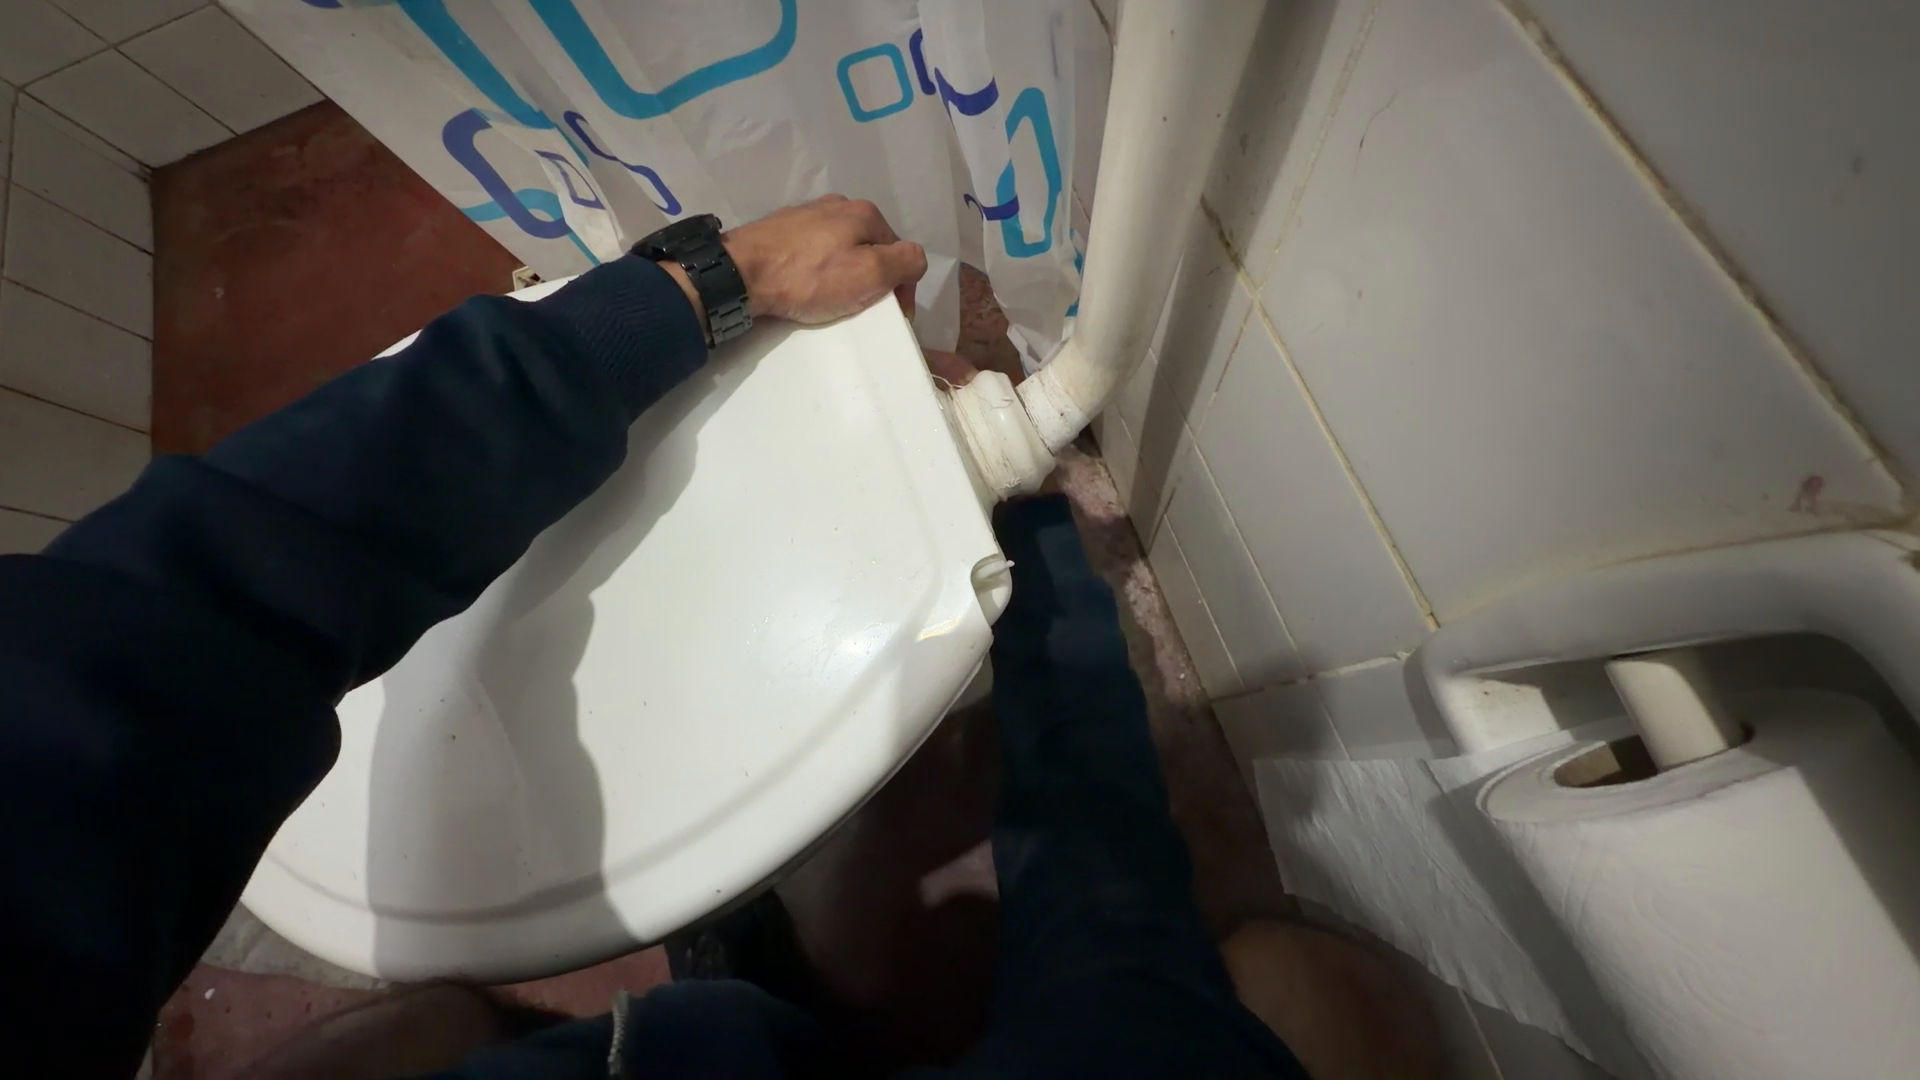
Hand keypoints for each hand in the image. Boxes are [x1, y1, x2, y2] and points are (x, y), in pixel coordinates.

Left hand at [723, 196, 927, 323]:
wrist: (742, 273)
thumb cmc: (810, 277)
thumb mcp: (870, 274)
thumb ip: (905, 263)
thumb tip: (916, 260)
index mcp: (865, 213)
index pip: (901, 252)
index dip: (902, 288)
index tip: (892, 315)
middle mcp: (838, 204)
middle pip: (872, 249)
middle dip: (874, 279)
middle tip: (862, 309)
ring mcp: (807, 213)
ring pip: (844, 250)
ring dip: (847, 275)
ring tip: (833, 300)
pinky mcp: (782, 229)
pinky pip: (816, 252)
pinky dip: (820, 272)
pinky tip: (808, 287)